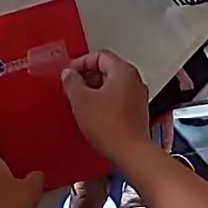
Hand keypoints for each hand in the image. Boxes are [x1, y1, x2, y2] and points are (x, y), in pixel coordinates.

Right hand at [63, 51, 158, 167]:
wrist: (129, 152)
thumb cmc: (110, 126)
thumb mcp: (81, 100)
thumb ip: (72, 82)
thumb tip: (69, 75)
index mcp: (123, 71)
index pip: (99, 56)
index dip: (80, 63)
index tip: (69, 74)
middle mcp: (135, 82)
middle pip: (107, 70)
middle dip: (87, 78)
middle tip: (73, 88)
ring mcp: (138, 98)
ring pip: (112, 87)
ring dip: (95, 92)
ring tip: (81, 103)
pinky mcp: (137, 114)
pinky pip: (118, 102)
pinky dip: (105, 104)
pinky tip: (94, 116)